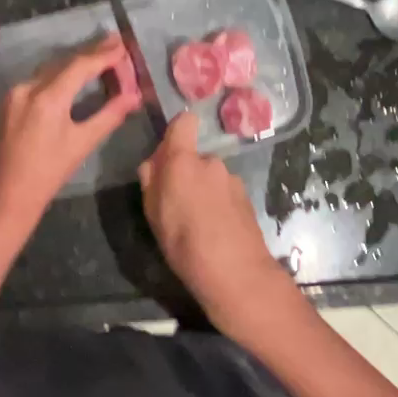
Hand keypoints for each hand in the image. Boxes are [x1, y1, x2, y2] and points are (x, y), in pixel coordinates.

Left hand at [0, 33, 139, 213]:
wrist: (6, 193)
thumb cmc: (48, 172)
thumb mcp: (82, 144)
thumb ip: (109, 115)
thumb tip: (135, 96)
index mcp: (48, 98)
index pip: (80, 66)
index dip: (103, 54)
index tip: (123, 45)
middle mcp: (29, 87)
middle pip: (64, 62)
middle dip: (91, 53)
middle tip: (115, 42)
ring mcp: (15, 92)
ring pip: (50, 68)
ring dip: (74, 61)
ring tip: (99, 54)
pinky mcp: (9, 100)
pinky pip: (38, 78)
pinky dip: (58, 73)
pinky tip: (72, 73)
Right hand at [138, 113, 284, 321]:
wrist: (236, 273)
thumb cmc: (184, 243)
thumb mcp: (153, 214)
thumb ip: (150, 182)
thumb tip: (153, 163)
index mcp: (183, 161)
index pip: (184, 122)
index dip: (176, 131)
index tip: (167, 154)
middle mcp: (211, 163)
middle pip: (195, 157)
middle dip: (185, 173)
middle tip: (176, 204)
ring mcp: (232, 180)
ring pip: (210, 177)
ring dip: (203, 191)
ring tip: (197, 223)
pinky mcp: (246, 198)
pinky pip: (225, 193)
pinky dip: (218, 204)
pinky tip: (215, 231)